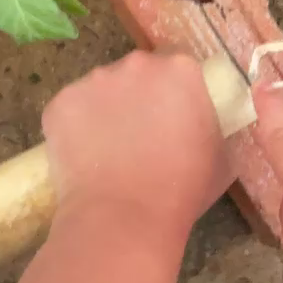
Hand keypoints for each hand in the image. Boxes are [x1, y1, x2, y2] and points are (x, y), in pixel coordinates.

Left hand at [41, 51, 234, 240]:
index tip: (177, 115)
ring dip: (110, 108)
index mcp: (182, 70)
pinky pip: (73, 108)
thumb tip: (205, 121)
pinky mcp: (60, 102)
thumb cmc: (184, 189)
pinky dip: (78, 126)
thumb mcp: (222, 153)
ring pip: (104, 88)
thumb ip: (214, 123)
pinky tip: (88, 156)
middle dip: (142, 95)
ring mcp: (93, 81)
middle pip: (140, 71)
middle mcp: (137, 64)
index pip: (180, 66)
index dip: (178, 91)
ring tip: (113, 149)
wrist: (123, 218)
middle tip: (145, 134)